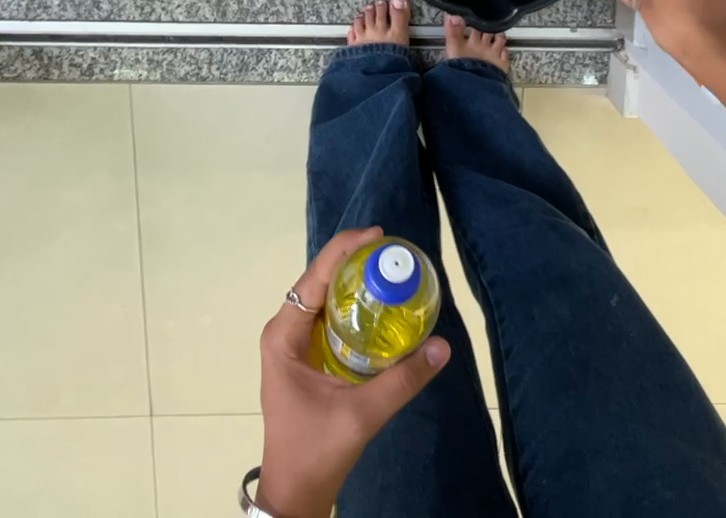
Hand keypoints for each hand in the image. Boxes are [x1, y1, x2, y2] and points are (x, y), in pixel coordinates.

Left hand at [256, 226, 449, 517]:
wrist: (295, 491)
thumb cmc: (316, 450)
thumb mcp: (361, 414)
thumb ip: (401, 380)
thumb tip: (442, 346)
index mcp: (283, 336)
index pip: (313, 278)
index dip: (343, 250)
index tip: (376, 234)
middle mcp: (284, 330)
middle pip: (319, 280)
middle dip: (353, 260)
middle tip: (391, 251)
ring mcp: (293, 342)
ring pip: (325, 296)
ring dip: (354, 279)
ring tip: (389, 266)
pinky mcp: (306, 354)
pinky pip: (330, 315)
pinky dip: (353, 302)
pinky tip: (380, 302)